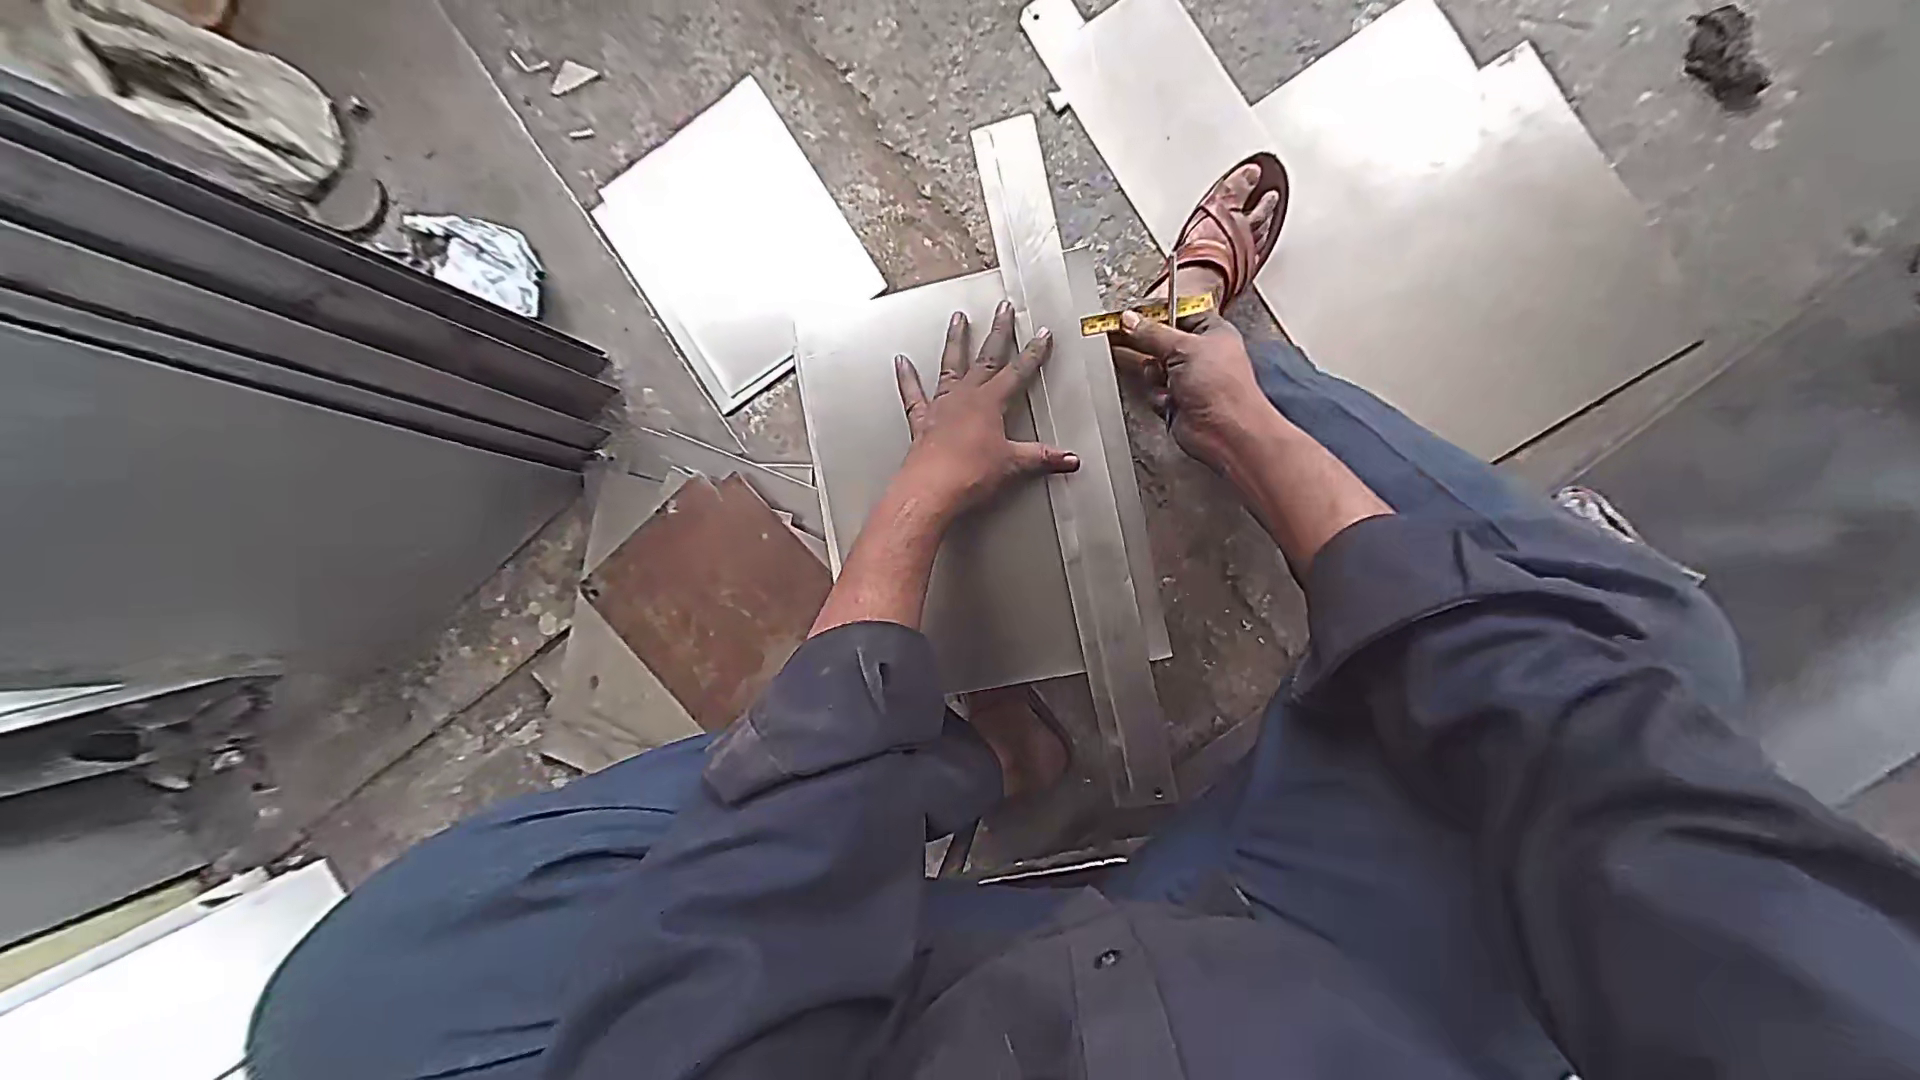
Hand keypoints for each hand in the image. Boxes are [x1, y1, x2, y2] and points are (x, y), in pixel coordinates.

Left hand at [892, 301, 1079, 521]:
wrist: (931, 489)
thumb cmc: (968, 475)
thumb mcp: (1012, 465)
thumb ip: (1041, 458)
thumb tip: (1069, 459)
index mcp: (990, 403)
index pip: (1018, 372)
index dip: (1033, 353)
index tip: (1042, 334)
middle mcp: (964, 397)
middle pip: (986, 357)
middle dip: (998, 332)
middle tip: (1003, 308)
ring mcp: (941, 406)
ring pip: (950, 365)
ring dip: (955, 341)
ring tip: (958, 319)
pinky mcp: (921, 421)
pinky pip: (912, 394)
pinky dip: (906, 378)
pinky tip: (901, 362)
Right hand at [1109, 309, 1271, 472]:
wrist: (1224, 431)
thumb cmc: (1222, 388)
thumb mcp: (1184, 348)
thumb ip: (1153, 333)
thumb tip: (1131, 320)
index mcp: (1211, 332)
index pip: (1176, 313)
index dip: (1153, 314)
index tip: (1130, 315)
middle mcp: (1199, 354)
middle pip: (1160, 341)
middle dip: (1145, 344)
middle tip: (1118, 334)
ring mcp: (1187, 379)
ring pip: (1153, 368)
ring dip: (1154, 376)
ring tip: (1163, 381)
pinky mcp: (1176, 401)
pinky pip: (1153, 392)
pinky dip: (1158, 396)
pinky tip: (1169, 400)